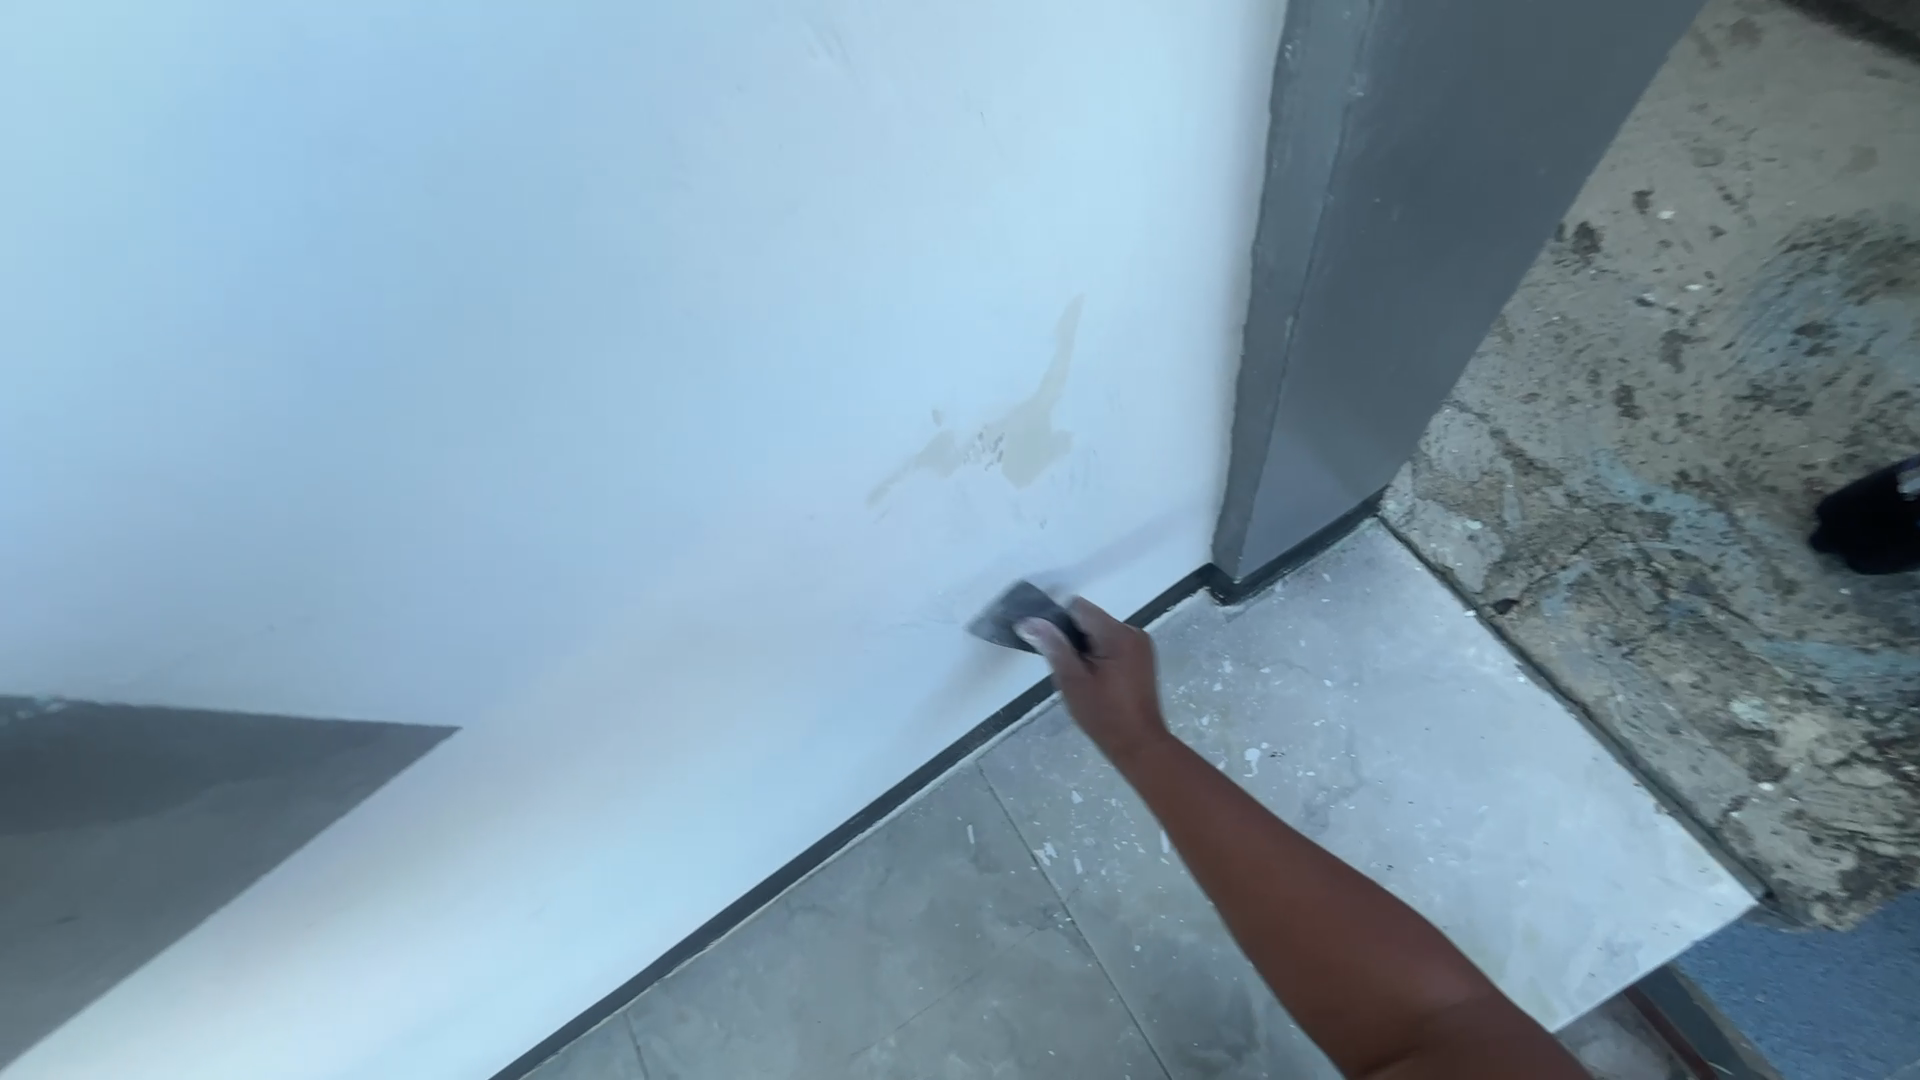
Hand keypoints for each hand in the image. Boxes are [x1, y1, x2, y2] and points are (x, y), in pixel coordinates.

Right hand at [1016, 598, 1171, 765]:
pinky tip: (1094, 677)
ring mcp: (1140, 644)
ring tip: (1079, 675)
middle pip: (1090, 618)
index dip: (1058, 621)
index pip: (1078, 608)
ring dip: (1085, 646)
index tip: (1047, 643)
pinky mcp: (1141, 656)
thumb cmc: (1103, 715)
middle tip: (1065, 667)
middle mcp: (1133, 632)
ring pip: (1100, 631)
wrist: (1139, 745)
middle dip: (1072, 636)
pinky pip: (1112, 642)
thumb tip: (1029, 621)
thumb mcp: (1071, 680)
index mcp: (1118, 634)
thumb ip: (1052, 645)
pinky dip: (1098, 653)